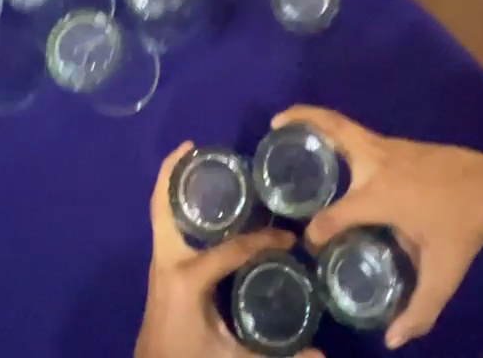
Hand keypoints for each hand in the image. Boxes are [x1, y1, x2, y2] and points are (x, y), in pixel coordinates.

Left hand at [136, 141, 322, 357]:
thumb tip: (322, 357)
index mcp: (187, 278)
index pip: (231, 249)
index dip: (264, 242)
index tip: (290, 239)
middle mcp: (167, 261)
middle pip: (163, 205)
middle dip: (174, 172)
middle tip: (198, 146)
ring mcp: (159, 263)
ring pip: (160, 211)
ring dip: (173, 185)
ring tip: (197, 161)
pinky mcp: (160, 270)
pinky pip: (164, 226)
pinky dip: (173, 205)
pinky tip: (197, 201)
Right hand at [274, 106, 482, 348]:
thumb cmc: (461, 231)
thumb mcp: (442, 276)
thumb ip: (418, 310)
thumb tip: (392, 340)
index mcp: (379, 194)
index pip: (334, 213)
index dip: (318, 230)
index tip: (311, 242)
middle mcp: (376, 163)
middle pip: (333, 129)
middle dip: (300, 119)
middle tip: (273, 124)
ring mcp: (387, 147)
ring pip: (343, 124)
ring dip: (315, 120)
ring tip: (290, 126)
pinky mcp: (396, 144)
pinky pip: (357, 132)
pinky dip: (336, 131)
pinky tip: (333, 149)